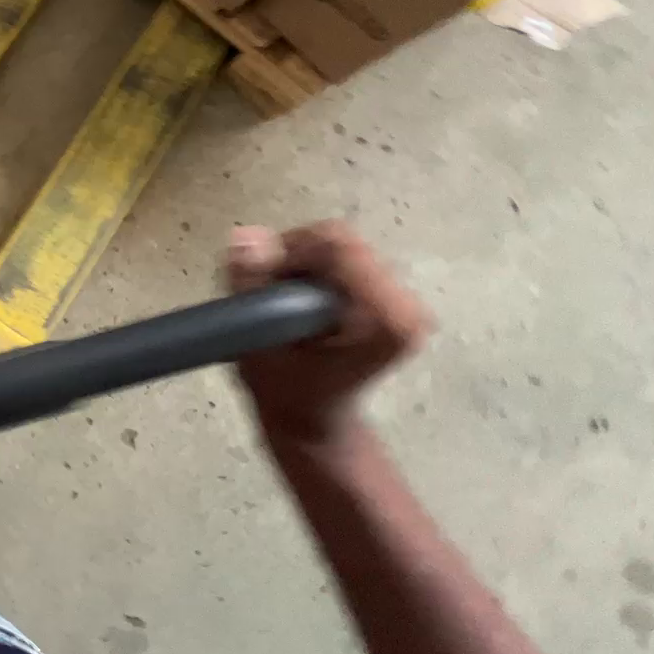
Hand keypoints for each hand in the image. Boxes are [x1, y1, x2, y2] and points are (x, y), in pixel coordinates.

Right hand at [224, 221, 430, 441]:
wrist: (311, 419)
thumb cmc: (283, 390)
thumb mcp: (256, 341)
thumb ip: (252, 286)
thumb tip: (247, 234)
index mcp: (386, 318)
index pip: (337, 246)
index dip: (288, 252)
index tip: (263, 284)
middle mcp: (407, 305)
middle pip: (339, 242)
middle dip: (292, 258)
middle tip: (267, 294)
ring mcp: (403, 301)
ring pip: (338, 247)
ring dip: (298, 264)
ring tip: (279, 301)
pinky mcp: (391, 298)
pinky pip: (342, 259)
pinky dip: (310, 270)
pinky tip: (295, 301)